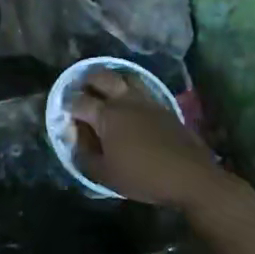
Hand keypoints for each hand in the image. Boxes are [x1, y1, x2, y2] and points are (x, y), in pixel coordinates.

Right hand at [69, 70, 231, 207]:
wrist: (190, 177)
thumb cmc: (142, 177)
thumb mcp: (103, 174)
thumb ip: (83, 154)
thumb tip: (75, 139)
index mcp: (106, 116)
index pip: (78, 101)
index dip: (67, 106)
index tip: (64, 114)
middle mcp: (125, 100)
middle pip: (102, 77)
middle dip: (87, 81)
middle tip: (82, 91)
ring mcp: (147, 101)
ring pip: (126, 77)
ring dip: (112, 80)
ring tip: (106, 91)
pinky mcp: (163, 107)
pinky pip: (143, 89)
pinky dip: (131, 90)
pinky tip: (130, 104)